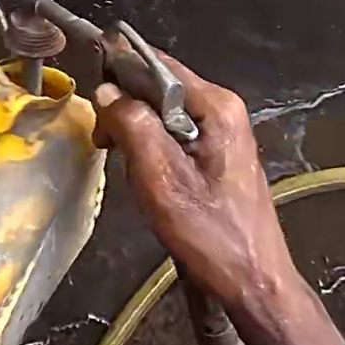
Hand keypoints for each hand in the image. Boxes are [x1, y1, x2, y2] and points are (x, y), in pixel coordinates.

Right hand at [92, 55, 297, 308]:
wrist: (252, 281)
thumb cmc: (209, 232)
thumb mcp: (161, 177)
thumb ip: (132, 125)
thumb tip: (106, 90)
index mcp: (215, 105)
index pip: (156, 63)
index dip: (118, 71)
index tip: (93, 98)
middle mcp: (220, 108)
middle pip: (157, 85)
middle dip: (123, 106)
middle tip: (104, 140)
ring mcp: (219, 130)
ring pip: (159, 110)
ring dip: (132, 129)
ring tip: (120, 159)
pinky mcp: (212, 151)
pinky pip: (168, 131)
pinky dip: (146, 144)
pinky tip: (140, 170)